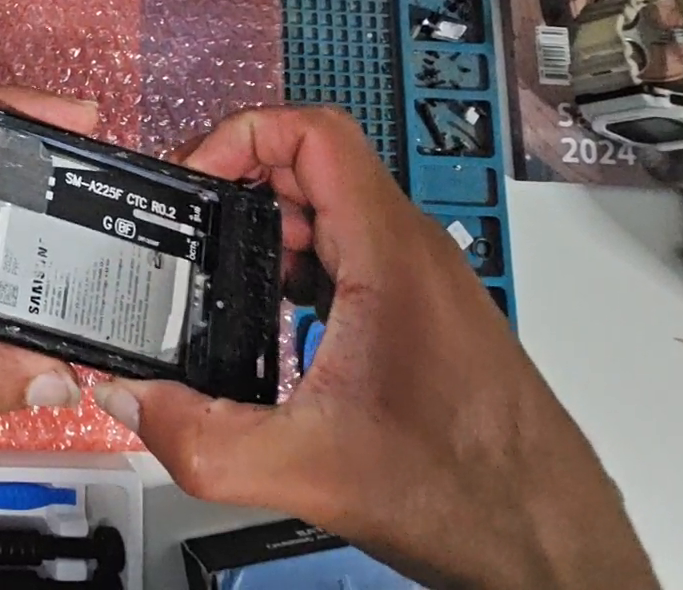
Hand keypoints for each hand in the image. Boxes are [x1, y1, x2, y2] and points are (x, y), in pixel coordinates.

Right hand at [91, 106, 656, 589]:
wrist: (552, 552)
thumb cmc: (472, 500)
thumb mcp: (312, 472)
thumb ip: (203, 439)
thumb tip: (129, 396)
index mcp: (389, 257)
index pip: (314, 134)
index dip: (239, 136)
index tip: (193, 176)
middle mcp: (406, 251)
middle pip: (306, 160)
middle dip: (231, 176)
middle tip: (185, 216)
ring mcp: (410, 275)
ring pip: (321, 201)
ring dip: (255, 215)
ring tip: (210, 256)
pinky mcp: (406, 303)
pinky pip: (334, 243)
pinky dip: (282, 251)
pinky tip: (257, 301)